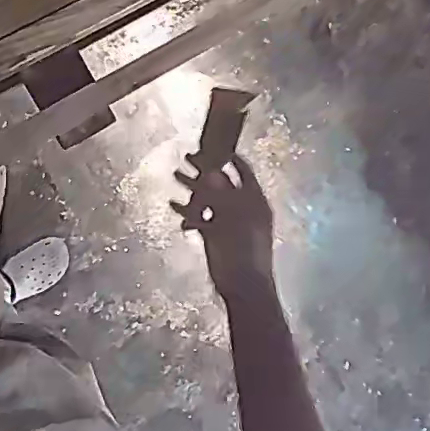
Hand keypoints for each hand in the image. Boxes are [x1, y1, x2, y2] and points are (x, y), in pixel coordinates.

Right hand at [173, 155, 274, 301]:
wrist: (243, 285)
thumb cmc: (245, 251)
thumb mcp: (234, 219)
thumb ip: (222, 196)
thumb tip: (210, 173)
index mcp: (255, 200)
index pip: (244, 171)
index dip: (231, 158)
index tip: (215, 145)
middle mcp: (242, 206)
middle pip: (222, 182)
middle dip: (205, 170)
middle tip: (187, 157)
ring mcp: (228, 220)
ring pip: (209, 199)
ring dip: (192, 188)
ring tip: (175, 175)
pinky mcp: (214, 234)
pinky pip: (200, 217)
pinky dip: (188, 211)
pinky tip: (174, 205)